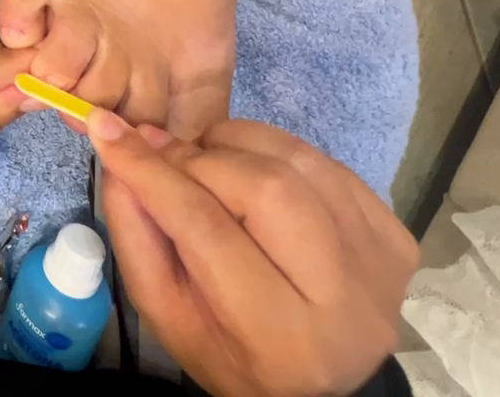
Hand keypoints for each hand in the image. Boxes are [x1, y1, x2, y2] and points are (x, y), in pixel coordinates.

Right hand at [0, 0, 290, 133]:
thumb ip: (188, 23)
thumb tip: (152, 44)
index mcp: (194, 42)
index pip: (178, 128)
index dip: (159, 135)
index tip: (143, 118)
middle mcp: (136, 39)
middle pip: (112, 114)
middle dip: (101, 110)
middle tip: (88, 82)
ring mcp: (77, 3)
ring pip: (59, 81)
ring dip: (54, 74)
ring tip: (54, 47)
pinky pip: (15, 30)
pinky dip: (19, 32)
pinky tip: (29, 14)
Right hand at [89, 111, 416, 396]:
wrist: (322, 382)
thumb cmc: (228, 348)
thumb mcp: (163, 307)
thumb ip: (133, 229)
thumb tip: (116, 147)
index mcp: (275, 333)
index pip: (205, 226)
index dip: (149, 170)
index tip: (104, 128)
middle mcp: (343, 299)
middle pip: (262, 187)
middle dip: (197, 158)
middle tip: (166, 159)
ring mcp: (379, 261)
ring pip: (294, 160)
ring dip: (233, 144)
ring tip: (207, 165)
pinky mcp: (395, 232)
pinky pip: (322, 159)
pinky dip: (272, 148)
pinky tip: (252, 172)